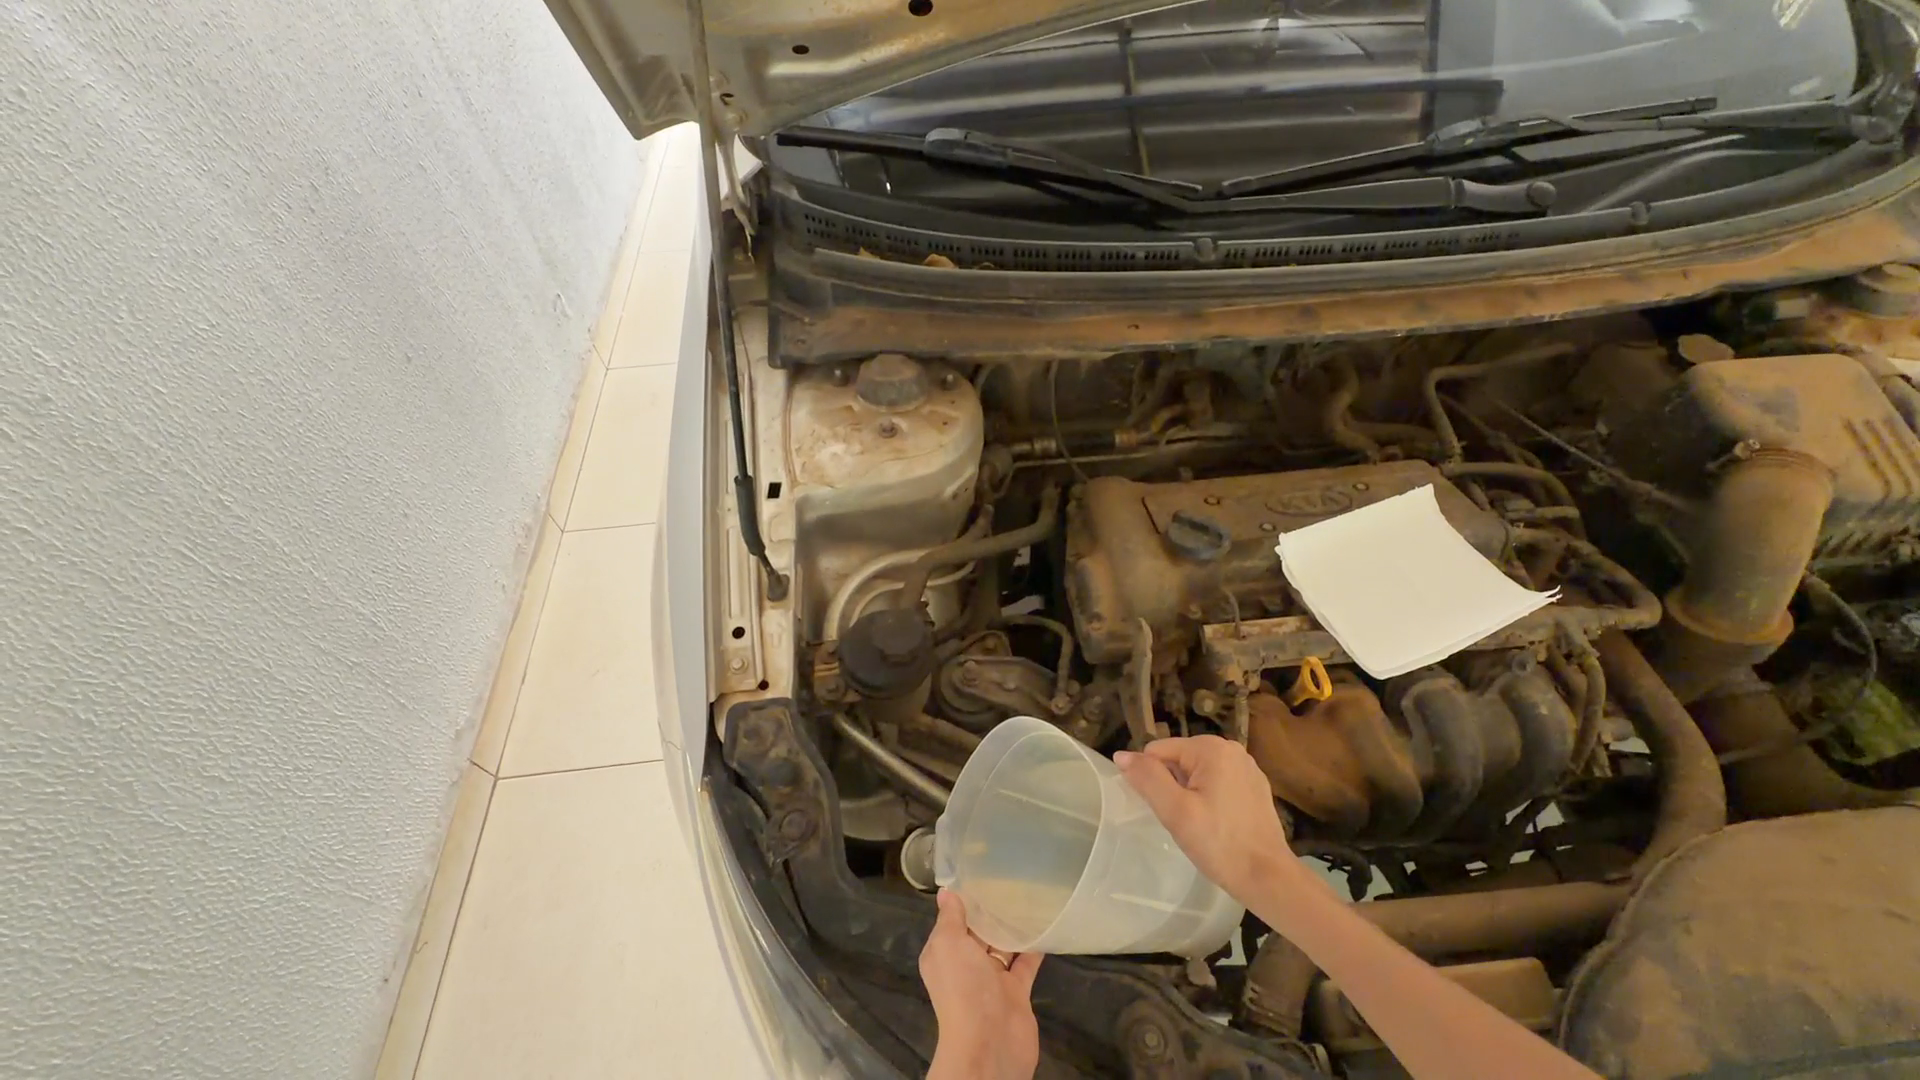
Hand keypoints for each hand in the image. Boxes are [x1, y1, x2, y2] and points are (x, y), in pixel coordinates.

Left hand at [920, 889, 1043, 1079]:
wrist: (989, 1044)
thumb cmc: (963, 988)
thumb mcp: (948, 945)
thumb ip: (950, 919)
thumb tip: (946, 892)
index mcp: (944, 953)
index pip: (953, 921)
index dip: (964, 900)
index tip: (980, 872)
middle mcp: (966, 965)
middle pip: (979, 932)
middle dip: (991, 910)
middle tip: (1011, 877)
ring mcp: (992, 980)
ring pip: (1003, 946)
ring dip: (1013, 926)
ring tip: (1029, 895)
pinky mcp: (1016, 991)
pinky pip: (1025, 963)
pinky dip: (1034, 946)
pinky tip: (1045, 923)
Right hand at [1115, 735, 1298, 902]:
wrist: (1268, 878)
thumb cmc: (1219, 844)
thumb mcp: (1175, 811)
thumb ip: (1147, 778)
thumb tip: (1121, 755)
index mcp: (1211, 748)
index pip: (1157, 752)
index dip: (1153, 781)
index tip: (1169, 810)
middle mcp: (1230, 748)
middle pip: (1177, 760)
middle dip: (1173, 787)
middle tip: (1185, 820)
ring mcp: (1246, 767)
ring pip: (1195, 773)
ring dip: (1190, 795)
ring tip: (1201, 824)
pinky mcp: (1254, 786)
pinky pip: (1216, 783)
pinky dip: (1209, 799)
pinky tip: (1218, 824)